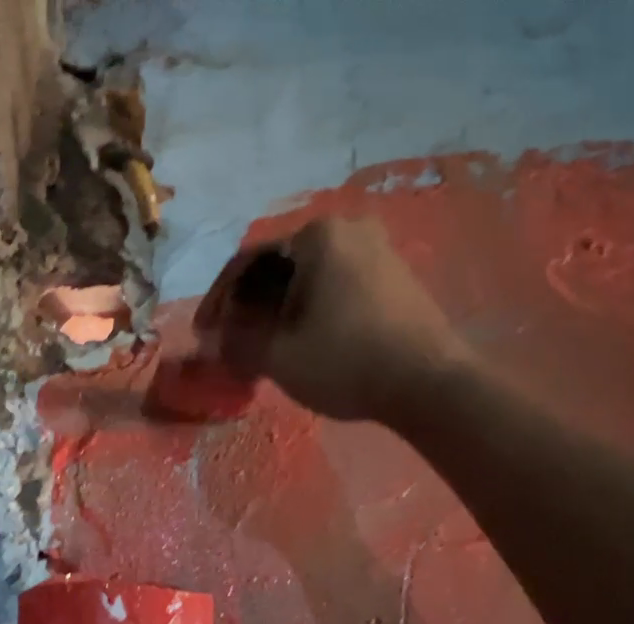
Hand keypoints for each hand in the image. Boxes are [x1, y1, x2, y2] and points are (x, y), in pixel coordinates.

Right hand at [194, 215, 475, 420]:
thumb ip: (237, 341)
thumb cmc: (346, 362)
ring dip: (279, 310)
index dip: (218, 301)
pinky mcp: (395, 278)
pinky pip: (336, 287)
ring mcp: (377, 251)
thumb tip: (216, 339)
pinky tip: (301, 341)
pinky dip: (310, 310)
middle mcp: (348, 229)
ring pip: (309, 278)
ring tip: (262, 347)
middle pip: (280, 267)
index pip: (247, 262)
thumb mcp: (278, 356)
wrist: (429, 384)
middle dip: (250, 306)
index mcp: (316, 235)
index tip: (203, 335)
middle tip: (231, 342)